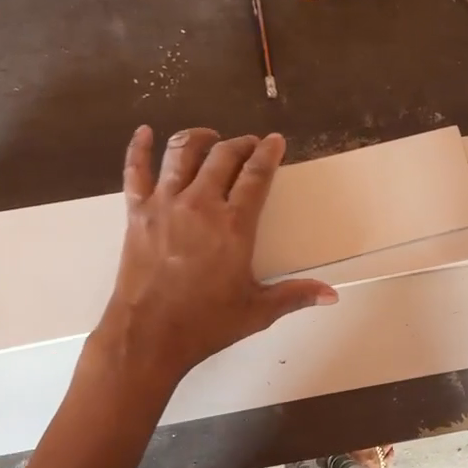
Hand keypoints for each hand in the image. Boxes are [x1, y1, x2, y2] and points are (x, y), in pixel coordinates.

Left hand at [92, 127, 336, 387]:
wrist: (148, 335)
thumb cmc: (205, 324)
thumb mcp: (257, 311)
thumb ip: (295, 296)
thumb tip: (331, 295)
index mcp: (234, 225)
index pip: (256, 176)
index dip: (268, 154)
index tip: (274, 142)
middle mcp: (200, 204)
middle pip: (222, 157)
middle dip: (240, 144)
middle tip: (249, 144)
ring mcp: (165, 204)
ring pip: (181, 153)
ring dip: (199, 138)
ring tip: (210, 137)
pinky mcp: (136, 213)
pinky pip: (135, 171)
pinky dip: (138, 148)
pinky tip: (144, 133)